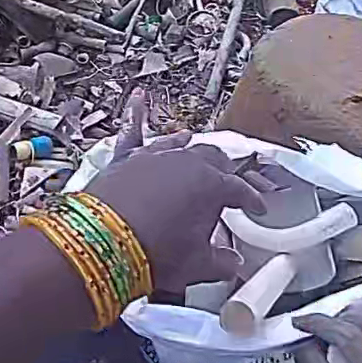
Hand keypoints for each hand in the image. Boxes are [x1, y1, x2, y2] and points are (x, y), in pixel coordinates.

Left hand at [82, 91, 264, 290]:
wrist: (105, 243)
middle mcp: (185, 162)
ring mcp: (154, 157)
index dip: (251, 199)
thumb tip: (231, 263)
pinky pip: (132, 130)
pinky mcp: (125, 159)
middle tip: (227, 181)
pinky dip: (136, 113)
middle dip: (222, 169)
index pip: (239, 189)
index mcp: (211, 185)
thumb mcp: (197, 266)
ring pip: (177, 143)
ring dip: (188, 145)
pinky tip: (139, 97)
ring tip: (193, 142)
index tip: (256, 206)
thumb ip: (221, 262)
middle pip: (212, 159)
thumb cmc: (155, 253)